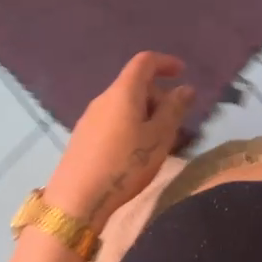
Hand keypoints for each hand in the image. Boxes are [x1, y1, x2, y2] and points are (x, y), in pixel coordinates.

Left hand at [44, 52, 194, 228]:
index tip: (182, 72)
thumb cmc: (123, 164)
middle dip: (158, 96)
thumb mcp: (158, 139)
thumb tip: (186, 87)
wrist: (75, 199)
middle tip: (174, 123)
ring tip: (156, 142)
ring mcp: (90, 117)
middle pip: (135, 84)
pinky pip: (112, 119)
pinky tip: (133, 152)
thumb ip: (173, 110)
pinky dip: (129, 125)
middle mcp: (104, 97)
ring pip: (124, 104)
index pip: (144, 62)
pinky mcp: (82, 136)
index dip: (165, 62)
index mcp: (123, 91)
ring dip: (144, 114)